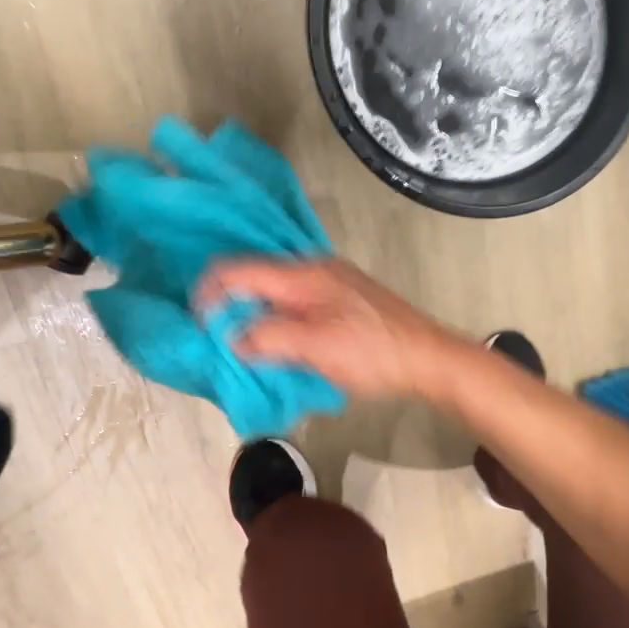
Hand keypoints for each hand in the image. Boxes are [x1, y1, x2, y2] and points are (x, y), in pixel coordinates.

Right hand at [194, 258, 472, 399]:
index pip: (237, 269)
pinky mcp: (343, 301)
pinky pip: (296, 304)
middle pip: (255, 278)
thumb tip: (231, 338)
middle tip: (216, 341)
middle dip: (230, 306)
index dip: (208, 294)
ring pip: (275, 292)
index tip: (198, 327)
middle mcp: (315, 269)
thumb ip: (268, 338)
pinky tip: (276, 345)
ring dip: (255, 316)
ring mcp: (332, 284)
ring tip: (243, 349)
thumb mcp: (315, 348)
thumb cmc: (374, 353)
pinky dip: (278, 321)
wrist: (430, 358)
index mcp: (304, 274)